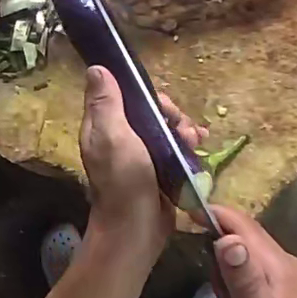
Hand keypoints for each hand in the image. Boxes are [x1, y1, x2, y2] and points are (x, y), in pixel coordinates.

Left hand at [78, 66, 207, 263]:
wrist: (136, 230)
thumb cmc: (123, 181)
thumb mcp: (112, 136)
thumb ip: (107, 103)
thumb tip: (96, 67)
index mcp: (103, 125)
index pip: (122, 94)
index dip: (143, 93)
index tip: (160, 103)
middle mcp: (120, 137)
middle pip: (150, 111)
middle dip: (171, 114)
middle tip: (181, 127)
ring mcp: (141, 154)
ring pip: (166, 128)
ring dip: (184, 129)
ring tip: (194, 140)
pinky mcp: (159, 170)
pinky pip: (176, 148)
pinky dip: (189, 145)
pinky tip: (200, 147)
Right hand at [209, 204, 296, 297]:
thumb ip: (242, 279)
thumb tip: (225, 237)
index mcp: (283, 268)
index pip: (243, 225)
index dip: (213, 215)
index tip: (185, 216)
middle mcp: (291, 266)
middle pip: (244, 243)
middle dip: (223, 265)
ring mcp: (296, 282)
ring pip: (249, 263)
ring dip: (233, 284)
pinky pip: (260, 280)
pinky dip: (245, 296)